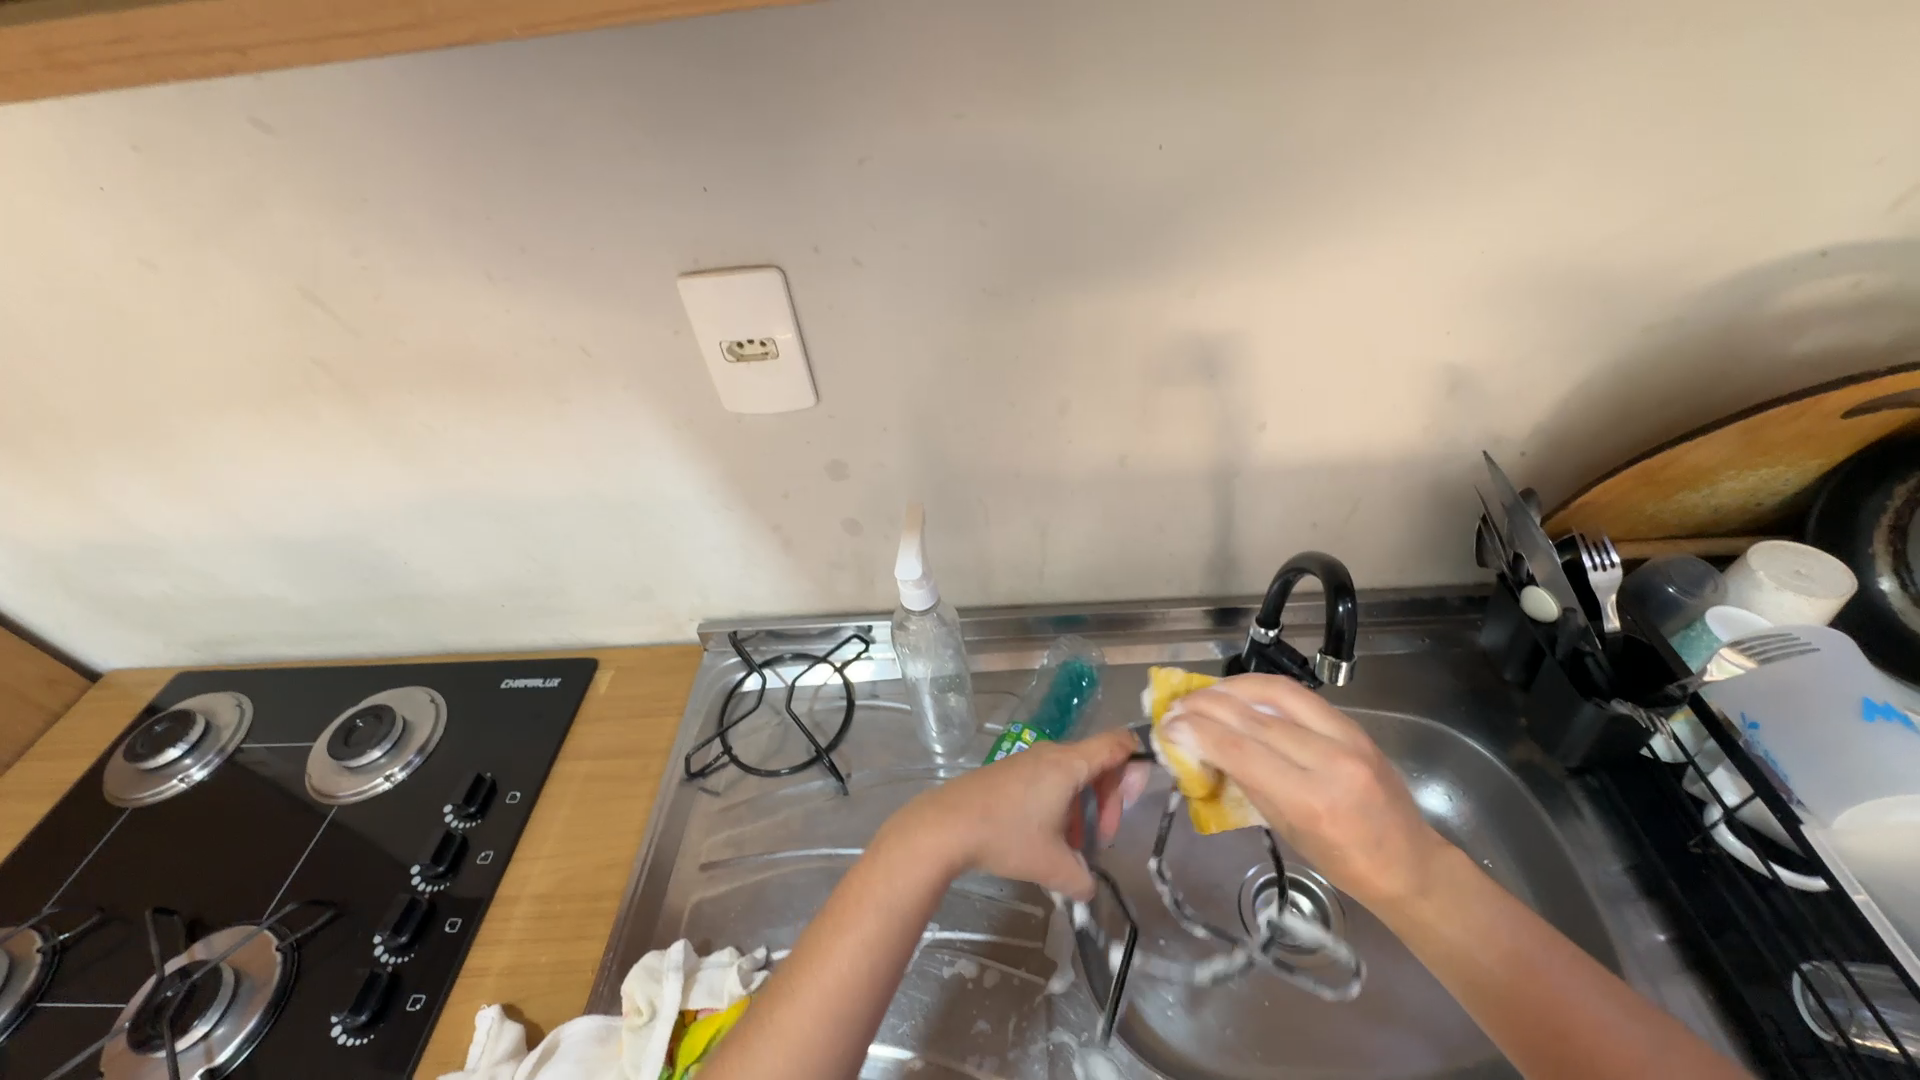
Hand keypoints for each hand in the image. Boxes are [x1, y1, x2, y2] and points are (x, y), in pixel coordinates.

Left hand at [881, 729, 1147, 901]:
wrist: (944, 826)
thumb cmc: (1004, 836)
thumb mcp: (1051, 866)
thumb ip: (1081, 878)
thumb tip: (1088, 888)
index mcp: (1069, 764)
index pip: (1118, 743)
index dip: (1137, 765)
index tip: (1134, 800)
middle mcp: (1052, 753)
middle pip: (1099, 763)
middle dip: (1108, 801)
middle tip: (1099, 839)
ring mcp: (1028, 760)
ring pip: (1073, 774)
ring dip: (1083, 807)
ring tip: (1073, 845)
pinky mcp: (1010, 771)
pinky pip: (1050, 778)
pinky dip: (1060, 803)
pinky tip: (1046, 837)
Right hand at [1162, 674, 1449, 911]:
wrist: (1409, 862)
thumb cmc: (1342, 862)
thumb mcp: (1285, 829)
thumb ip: (1247, 781)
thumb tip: (1203, 747)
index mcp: (1312, 800)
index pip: (1241, 750)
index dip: (1197, 732)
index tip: (1168, 725)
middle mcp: (1331, 761)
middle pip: (1254, 717)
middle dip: (1206, 706)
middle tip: (1176, 706)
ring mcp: (1347, 737)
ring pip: (1276, 693)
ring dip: (1231, 687)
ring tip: (1203, 692)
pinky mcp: (1353, 725)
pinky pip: (1298, 696)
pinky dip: (1260, 689)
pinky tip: (1238, 692)